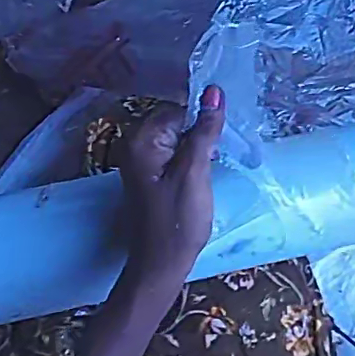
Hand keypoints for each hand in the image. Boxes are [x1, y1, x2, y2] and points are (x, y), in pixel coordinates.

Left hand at [117, 85, 224, 289]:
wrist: (162, 264)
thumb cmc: (178, 220)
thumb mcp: (195, 172)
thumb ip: (204, 131)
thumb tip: (214, 91)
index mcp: (141, 139)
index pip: (179, 109)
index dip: (203, 122)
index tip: (219, 143)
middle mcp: (134, 145)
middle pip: (176, 122)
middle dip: (200, 134)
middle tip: (216, 158)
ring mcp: (140, 162)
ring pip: (178, 139)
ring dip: (198, 149)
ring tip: (209, 171)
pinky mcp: (149, 176)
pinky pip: (173, 155)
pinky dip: (190, 161)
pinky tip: (201, 178)